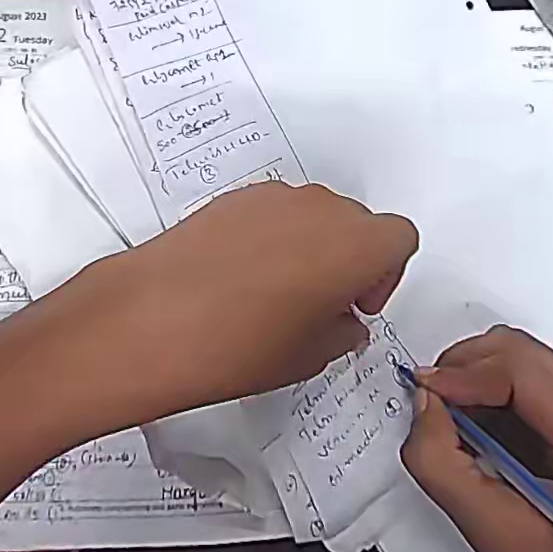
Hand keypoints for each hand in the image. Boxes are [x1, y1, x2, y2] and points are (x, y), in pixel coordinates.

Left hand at [72, 182, 417, 415]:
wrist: (153, 318)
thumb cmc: (238, 343)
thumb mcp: (309, 354)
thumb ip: (342, 329)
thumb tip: (342, 320)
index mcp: (355, 242)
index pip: (399, 238)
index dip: (386, 274)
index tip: (358, 303)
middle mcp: (318, 207)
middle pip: (356, 222)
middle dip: (349, 259)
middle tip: (322, 303)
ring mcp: (271, 197)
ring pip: (312, 214)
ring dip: (310, 245)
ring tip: (277, 293)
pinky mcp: (232, 198)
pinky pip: (272, 211)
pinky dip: (272, 235)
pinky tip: (243, 276)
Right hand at [402, 330, 552, 551]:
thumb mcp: (495, 537)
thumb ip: (443, 464)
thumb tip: (424, 403)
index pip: (523, 371)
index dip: (463, 372)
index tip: (424, 390)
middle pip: (527, 353)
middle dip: (468, 366)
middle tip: (434, 398)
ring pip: (530, 361)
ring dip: (480, 376)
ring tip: (455, 413)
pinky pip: (538, 383)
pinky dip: (497, 391)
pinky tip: (482, 425)